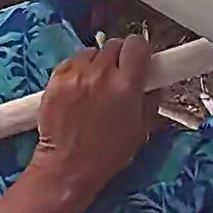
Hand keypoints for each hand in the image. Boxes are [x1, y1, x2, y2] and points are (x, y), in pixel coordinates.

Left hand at [27, 36, 156, 212]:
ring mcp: (76, 75)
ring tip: (95, 84)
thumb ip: (150, 99)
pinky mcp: (56, 79)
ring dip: (96, 62)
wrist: (68, 167)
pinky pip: (71, 62)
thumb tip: (157, 82)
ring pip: (91, 52)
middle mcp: (101, 74)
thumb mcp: (140, 128)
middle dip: (119, 56)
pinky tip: (78, 88)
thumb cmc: (108, 153)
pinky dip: (77, 70)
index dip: (139, 50)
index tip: (138, 58)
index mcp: (126, 86)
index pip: (137, 45)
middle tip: (118, 74)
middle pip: (114, 44)